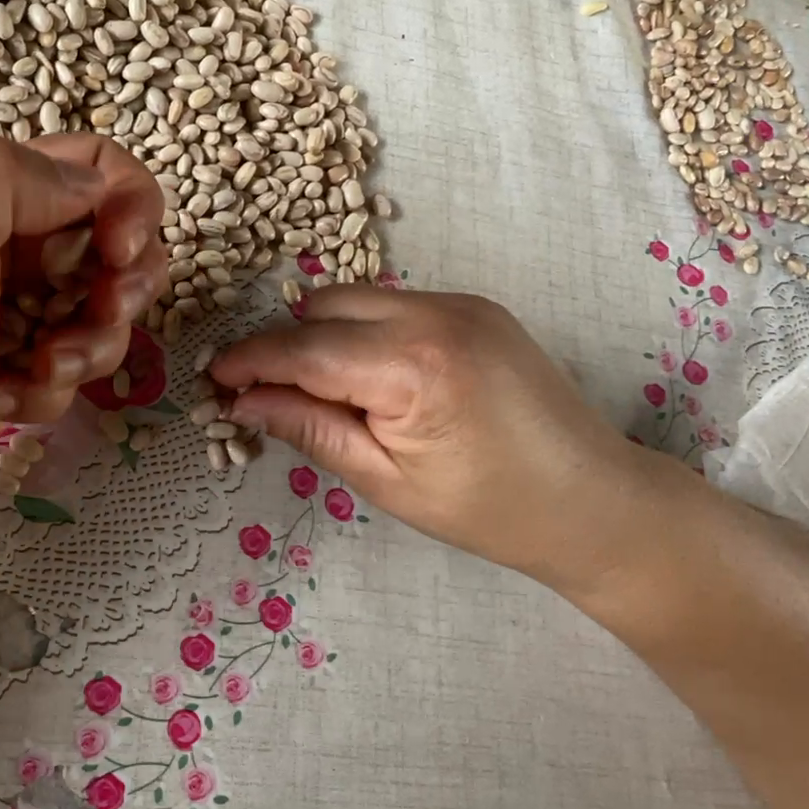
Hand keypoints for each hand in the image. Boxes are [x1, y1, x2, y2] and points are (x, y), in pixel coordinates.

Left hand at [0, 134, 165, 531]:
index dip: (127, 199)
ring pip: (109, 304)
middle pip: (117, 236)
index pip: (93, 164)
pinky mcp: (26, 363)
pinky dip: (56, 385)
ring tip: (39, 371)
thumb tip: (90, 184)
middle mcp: (10, 245)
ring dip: (91, 343)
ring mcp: (21, 306)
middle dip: (121, 282)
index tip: (118, 254)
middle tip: (95, 317)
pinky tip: (4, 402)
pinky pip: (82, 359)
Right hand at [212, 285, 652, 583]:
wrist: (596, 502)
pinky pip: (390, 303)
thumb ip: (308, 428)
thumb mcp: (384, 480)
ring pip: (353, 298)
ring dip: (323, 335)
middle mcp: (432, 314)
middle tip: (266, 394)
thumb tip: (241, 401)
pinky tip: (372, 376)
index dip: (249, 360)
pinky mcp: (473, 305)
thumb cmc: (488, 510)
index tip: (212, 377)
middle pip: (322, 309)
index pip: (303, 348)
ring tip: (324, 390)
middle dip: (285, 346)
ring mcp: (457, 302)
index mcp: (411, 367)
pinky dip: (362, 331)